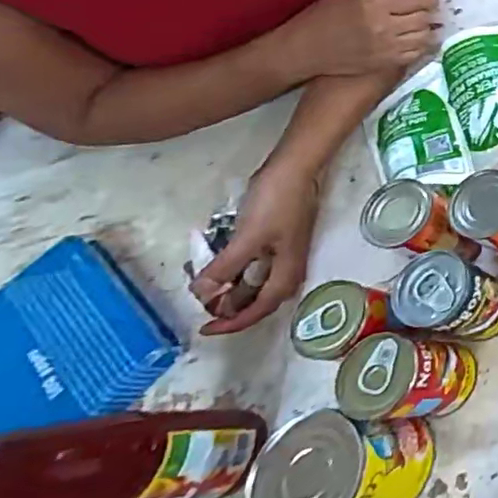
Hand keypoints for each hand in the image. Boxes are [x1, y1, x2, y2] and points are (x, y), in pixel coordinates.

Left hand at [189, 163, 319, 334]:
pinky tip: (217, 259)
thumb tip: (202, 295)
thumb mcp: (248, 237)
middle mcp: (288, 268)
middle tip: (201, 300)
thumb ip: (226, 267)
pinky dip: (234, 269)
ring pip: (254, 281)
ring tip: (203, 280)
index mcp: (287, 273)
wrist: (296, 169)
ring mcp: (283, 254)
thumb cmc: (276, 203)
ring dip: (230, 286)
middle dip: (229, 306)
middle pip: (258, 299)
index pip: (259, 310)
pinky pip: (253, 265)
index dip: (232, 323)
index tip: (204, 328)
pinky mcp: (277, 240)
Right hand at [270, 0, 438, 78]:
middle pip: (423, 19)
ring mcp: (388, 48)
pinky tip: (417, 42)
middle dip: (430, 14)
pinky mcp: (386, 64)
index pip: (416, 0)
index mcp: (375, 5)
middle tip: (429, 12)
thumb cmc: (323, 17)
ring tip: (425, 26)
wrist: (307, 50)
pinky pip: (415, 55)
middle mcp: (385, 27)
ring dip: (428, 31)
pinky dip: (421, 47)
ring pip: (423, 38)